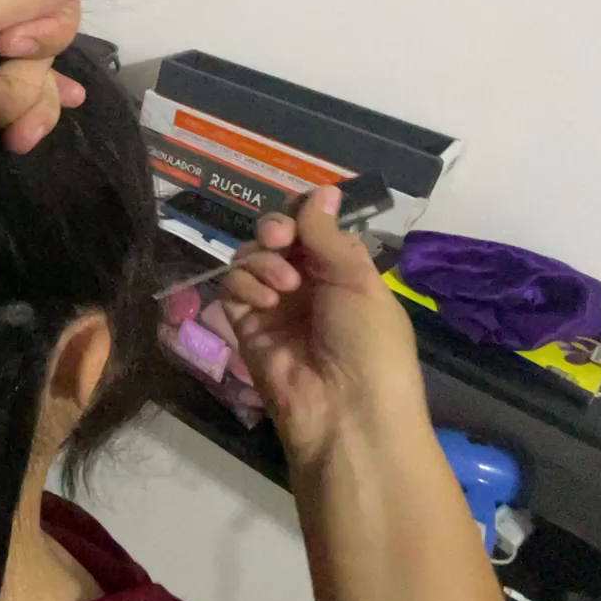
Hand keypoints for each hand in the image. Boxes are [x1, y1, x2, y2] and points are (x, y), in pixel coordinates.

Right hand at [218, 186, 428, 469]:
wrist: (345, 412)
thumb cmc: (368, 344)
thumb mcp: (358, 283)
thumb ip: (327, 235)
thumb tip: (323, 188)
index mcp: (340, 273)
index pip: (309, 228)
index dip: (298, 217)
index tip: (297, 217)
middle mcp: (304, 284)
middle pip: (273, 238)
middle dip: (273, 231)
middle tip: (279, 240)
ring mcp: (272, 304)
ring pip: (249, 258)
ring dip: (262, 262)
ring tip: (283, 287)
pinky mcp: (244, 324)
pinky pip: (231, 287)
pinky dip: (244, 285)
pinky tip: (265, 302)